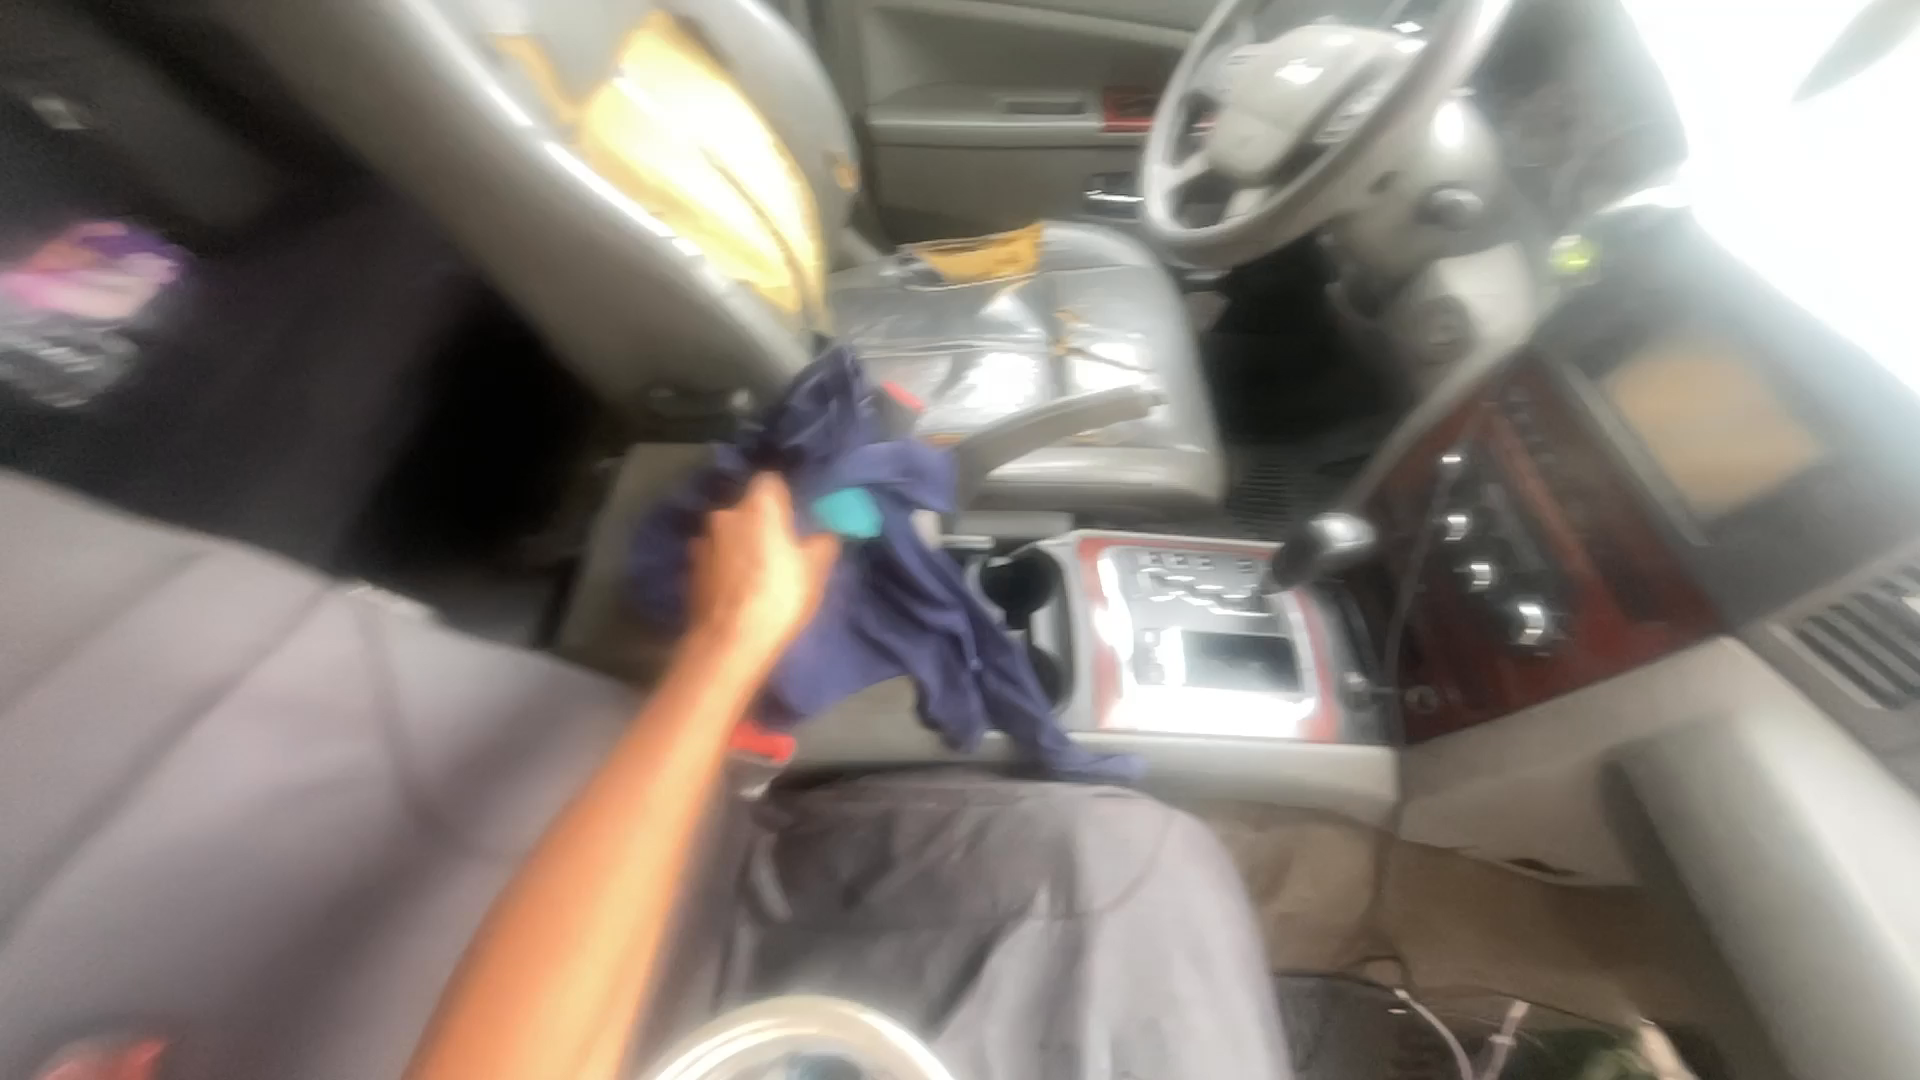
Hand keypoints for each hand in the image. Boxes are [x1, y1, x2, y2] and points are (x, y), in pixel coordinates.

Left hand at [688, 473, 839, 666]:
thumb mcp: (816, 569)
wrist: (729, 642)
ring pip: (729, 533)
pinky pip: (716, 557)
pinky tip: (738, 588)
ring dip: (742, 544)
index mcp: (758, 505)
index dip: (785, 496)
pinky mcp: (690, 568)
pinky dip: (726, 565)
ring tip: (758, 572)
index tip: (798, 515)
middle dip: (763, 522)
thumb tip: (825, 532)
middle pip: (748, 508)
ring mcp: (703, 540)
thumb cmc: (779, 596)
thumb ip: (823, 541)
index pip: (771, 481)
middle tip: (783, 547)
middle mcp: (725, 514)